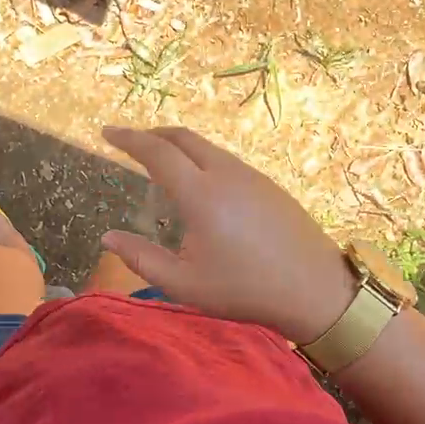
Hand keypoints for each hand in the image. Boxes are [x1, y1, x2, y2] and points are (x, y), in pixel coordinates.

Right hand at [100, 126, 358, 344]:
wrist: (318, 291)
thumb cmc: (245, 290)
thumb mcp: (185, 284)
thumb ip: (141, 259)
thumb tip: (108, 237)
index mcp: (200, 194)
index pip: (156, 152)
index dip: (128, 139)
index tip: (107, 132)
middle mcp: (225, 173)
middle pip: (182, 138)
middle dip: (151, 134)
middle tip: (129, 141)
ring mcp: (251, 175)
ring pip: (206, 147)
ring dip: (177, 145)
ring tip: (160, 162)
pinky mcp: (268, 185)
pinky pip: (224, 159)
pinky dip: (199, 158)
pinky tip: (199, 183)